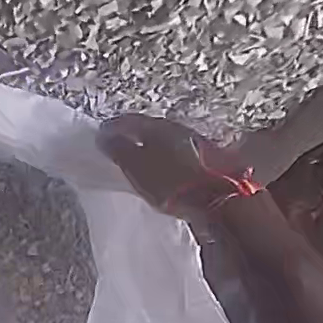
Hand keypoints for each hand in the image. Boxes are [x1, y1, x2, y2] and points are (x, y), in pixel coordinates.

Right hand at [96, 114, 247, 218]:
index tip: (100, 134)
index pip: (129, 120)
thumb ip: (120, 150)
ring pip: (166, 140)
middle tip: (118, 143)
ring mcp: (196, 145)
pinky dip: (165, 158)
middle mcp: (179, 130)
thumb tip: (105, 136)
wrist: (221, 202)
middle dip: (133, 134)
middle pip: (149, 128)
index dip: (113, 127)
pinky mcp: (208, 162)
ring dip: (151, 146)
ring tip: (139, 157)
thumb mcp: (138, 168)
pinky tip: (163, 169)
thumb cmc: (173, 185)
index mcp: (158, 127)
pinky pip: (178, 154)